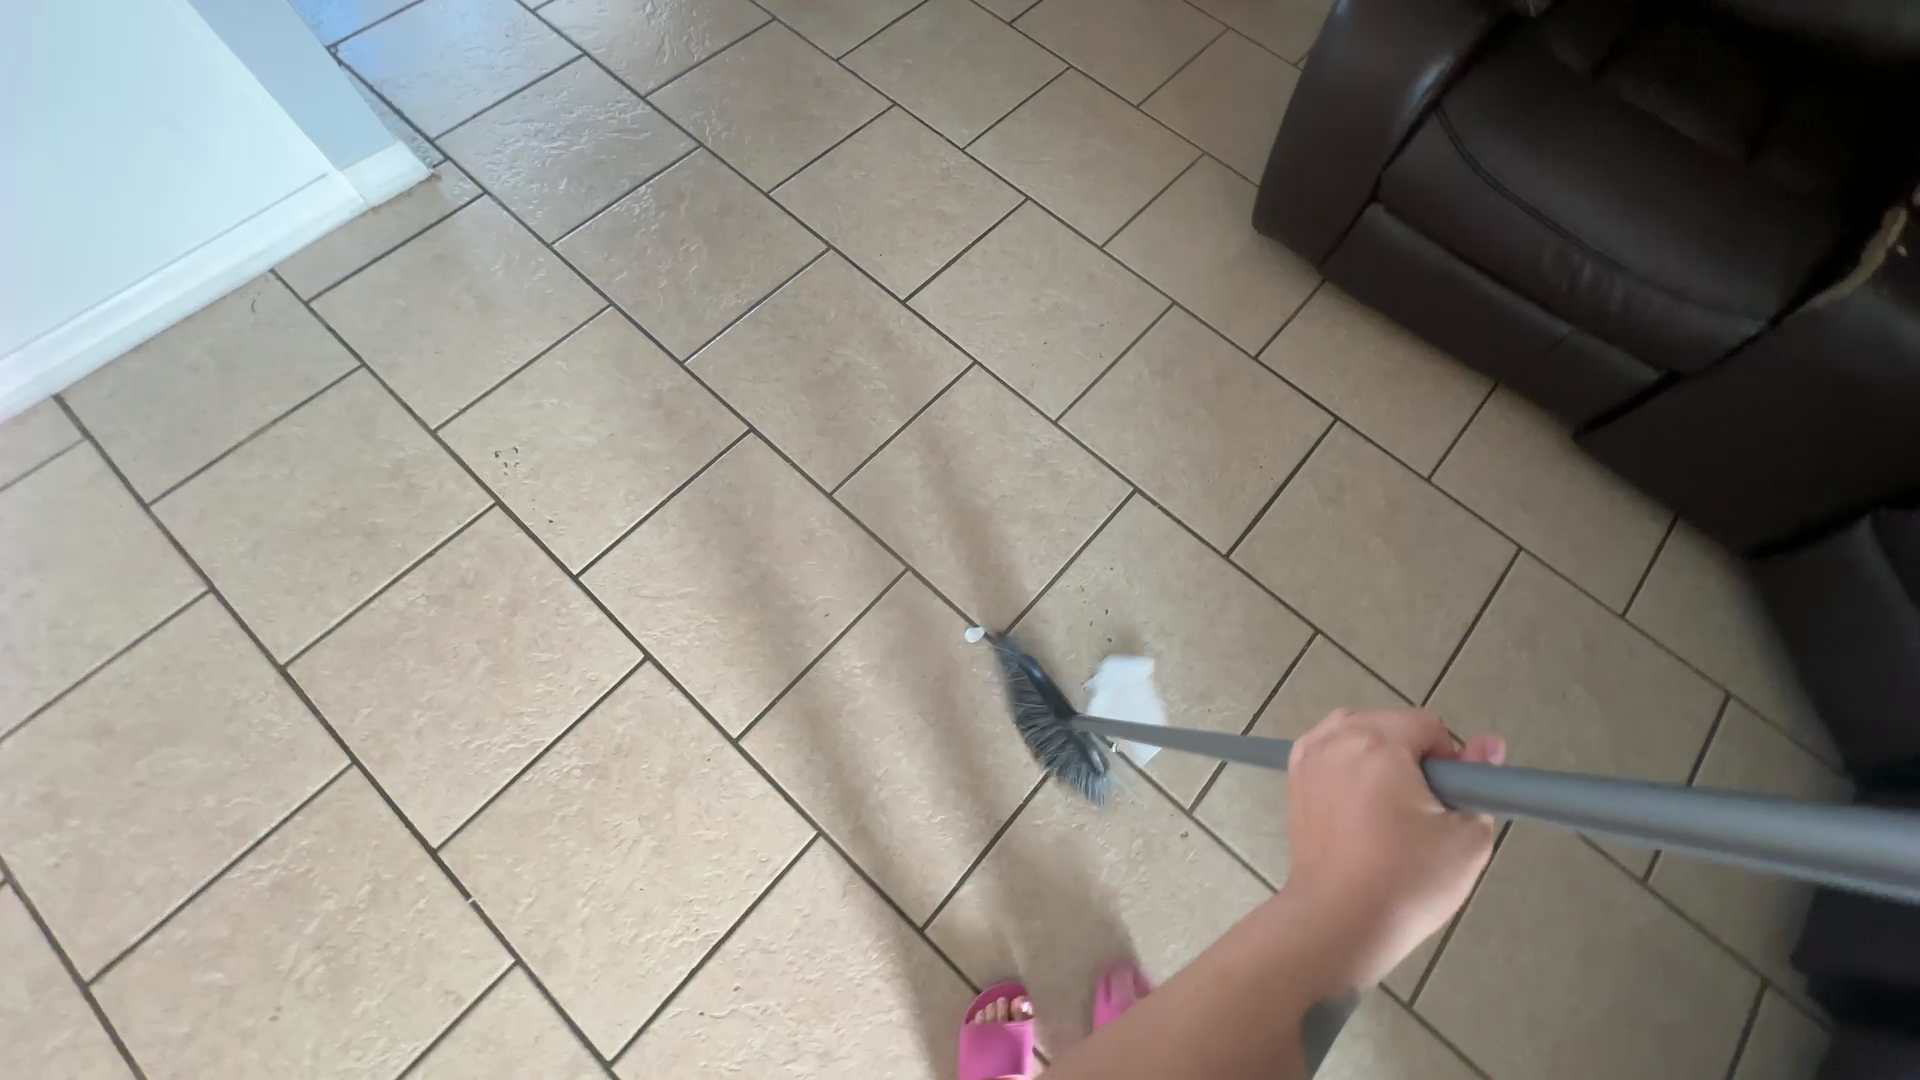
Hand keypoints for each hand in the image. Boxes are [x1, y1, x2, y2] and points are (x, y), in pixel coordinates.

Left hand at [1280, 708, 1504, 987]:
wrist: (1340, 914)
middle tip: (1422, 806)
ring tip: (1391, 806)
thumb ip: (1477, 781)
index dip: (1449, 758)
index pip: (1427, 724)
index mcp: (1375, 741)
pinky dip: (1346, 765)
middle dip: (1411, 754)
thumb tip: (1489, 743)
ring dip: (1376, 755)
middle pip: (1386, 723)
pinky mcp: (1294, 778)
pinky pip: (1328, 752)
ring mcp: (1307, 756)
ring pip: (1353, 733)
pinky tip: (1359, 805)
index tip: (1449, 797)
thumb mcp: (1466, 834)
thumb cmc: (1408, 877)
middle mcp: (1334, 738)